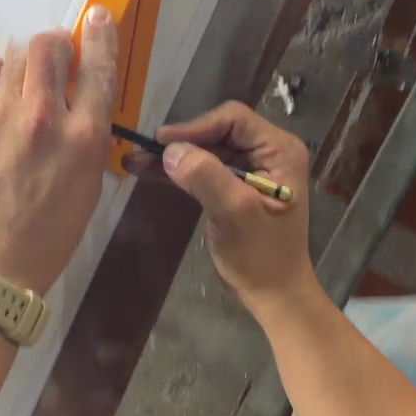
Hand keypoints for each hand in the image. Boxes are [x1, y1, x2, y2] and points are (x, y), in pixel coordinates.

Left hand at [0, 5, 118, 294]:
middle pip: (49, 46)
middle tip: (53, 68)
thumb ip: (87, 142)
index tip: (97, 18)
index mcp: (84, 139)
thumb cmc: (48, 238)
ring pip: (15, 54)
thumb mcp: (87, 190)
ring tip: (20, 87)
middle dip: (56, 49)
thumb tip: (79, 107)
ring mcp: (0, 115)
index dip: (99, 36)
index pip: (98, 68)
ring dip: (24, 63)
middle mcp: (44, 116)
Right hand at [132, 101, 316, 311]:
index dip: (196, 128)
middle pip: (218, 134)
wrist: (274, 295)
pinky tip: (151, 173)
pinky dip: (181, 174)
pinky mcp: (236, 190)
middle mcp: (268, 154)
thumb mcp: (235, 215)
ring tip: (135, 162)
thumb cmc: (262, 257)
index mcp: (279, 151)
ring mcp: (252, 172)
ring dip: (175, 158)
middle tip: (142, 153)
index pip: (233, 120)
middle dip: (181, 144)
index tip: (162, 143)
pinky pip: (206, 172)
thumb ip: (207, 177)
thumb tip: (170, 150)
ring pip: (207, 153)